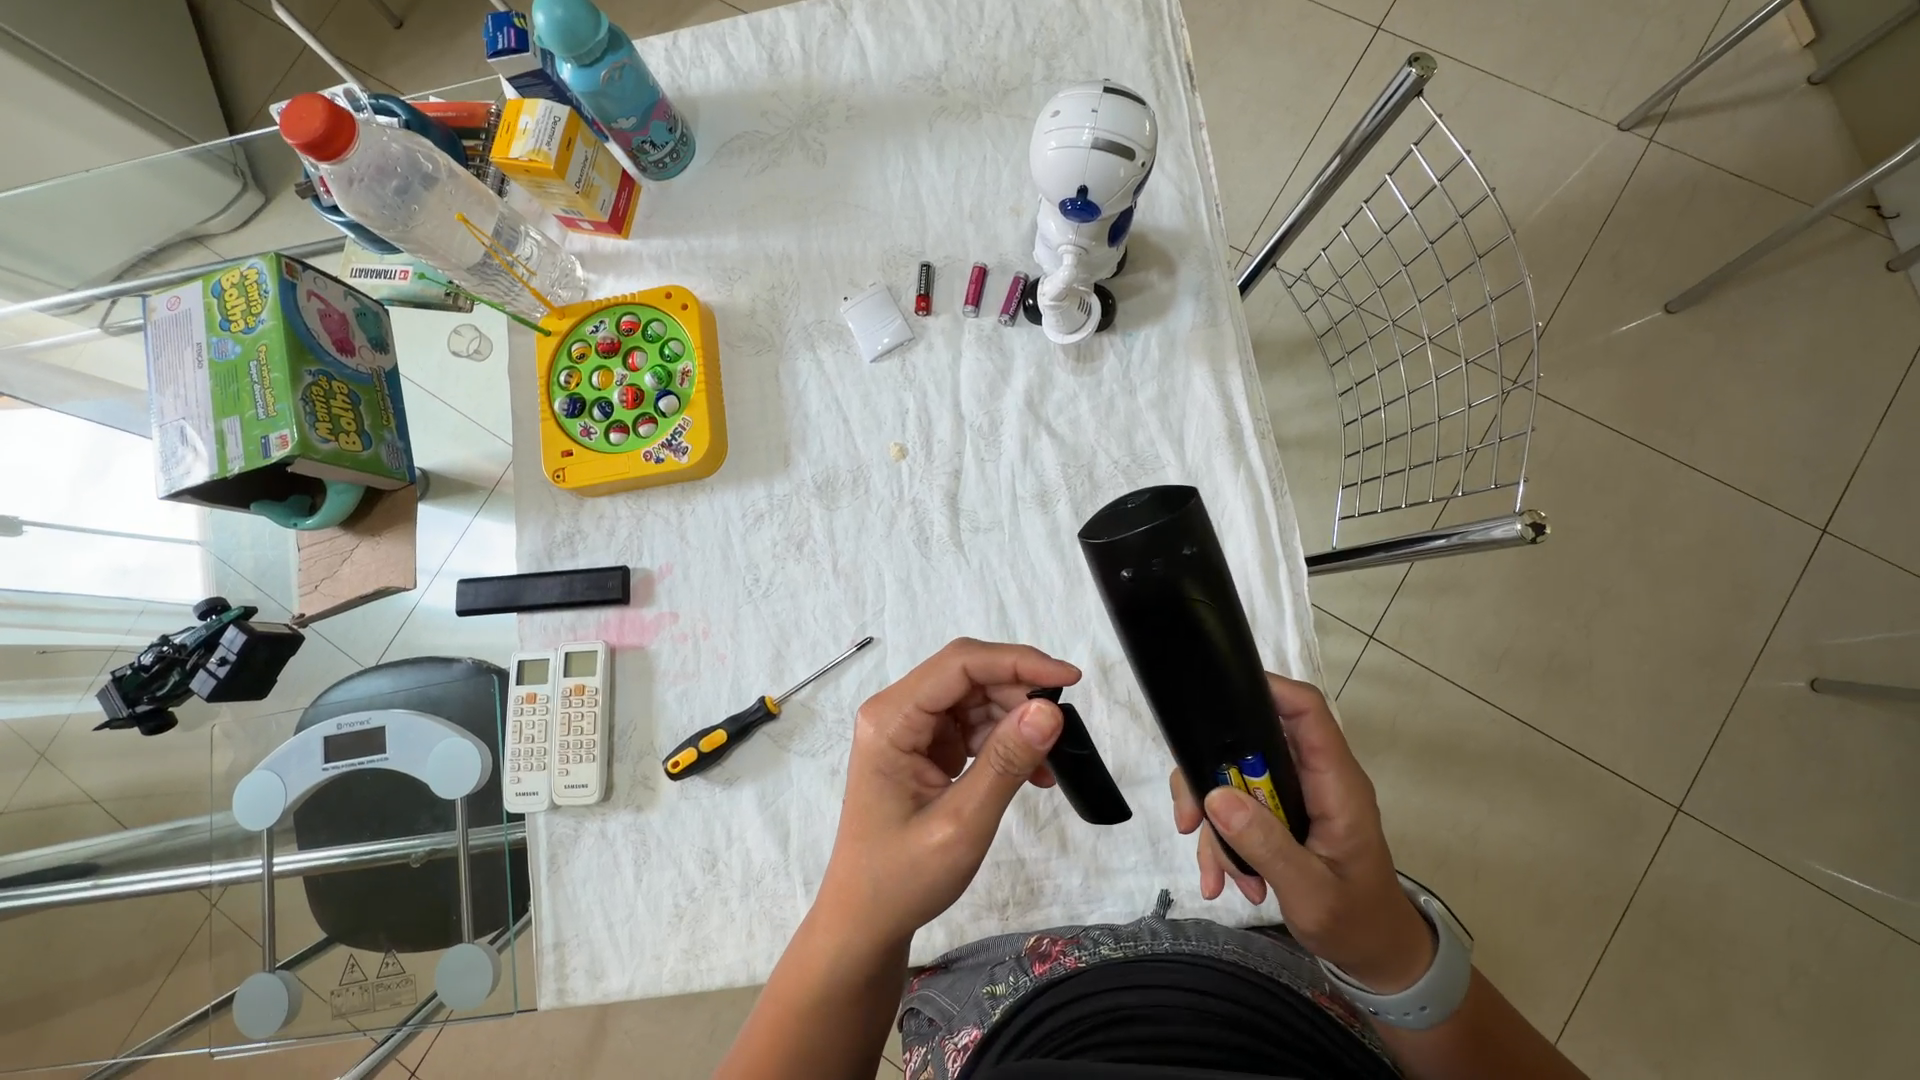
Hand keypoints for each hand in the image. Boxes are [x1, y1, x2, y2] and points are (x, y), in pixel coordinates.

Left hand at [818, 638, 1078, 946]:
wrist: (867, 918)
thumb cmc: (902, 878)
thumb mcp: (962, 823)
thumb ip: (1005, 762)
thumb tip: (1050, 710)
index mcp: (891, 720)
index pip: (960, 664)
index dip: (1017, 662)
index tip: (1069, 680)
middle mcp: (896, 712)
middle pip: (969, 675)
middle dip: (1019, 694)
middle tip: (1060, 730)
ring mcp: (910, 728)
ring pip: (976, 698)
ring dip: (1015, 721)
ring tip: (1045, 763)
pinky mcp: (924, 746)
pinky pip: (972, 725)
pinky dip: (1004, 742)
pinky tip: (1032, 772)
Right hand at [1169, 673, 1434, 992]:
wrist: (1377, 957)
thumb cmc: (1357, 922)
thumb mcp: (1312, 893)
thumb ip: (1267, 846)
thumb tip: (1216, 796)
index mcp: (1335, 783)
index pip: (1307, 710)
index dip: (1267, 689)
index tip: (1215, 696)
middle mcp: (1313, 779)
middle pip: (1249, 745)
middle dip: (1208, 781)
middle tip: (1187, 821)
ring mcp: (1293, 796)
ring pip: (1233, 780)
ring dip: (1214, 824)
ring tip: (1219, 874)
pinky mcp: (1279, 816)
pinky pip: (1235, 811)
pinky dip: (1221, 843)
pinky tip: (1222, 880)